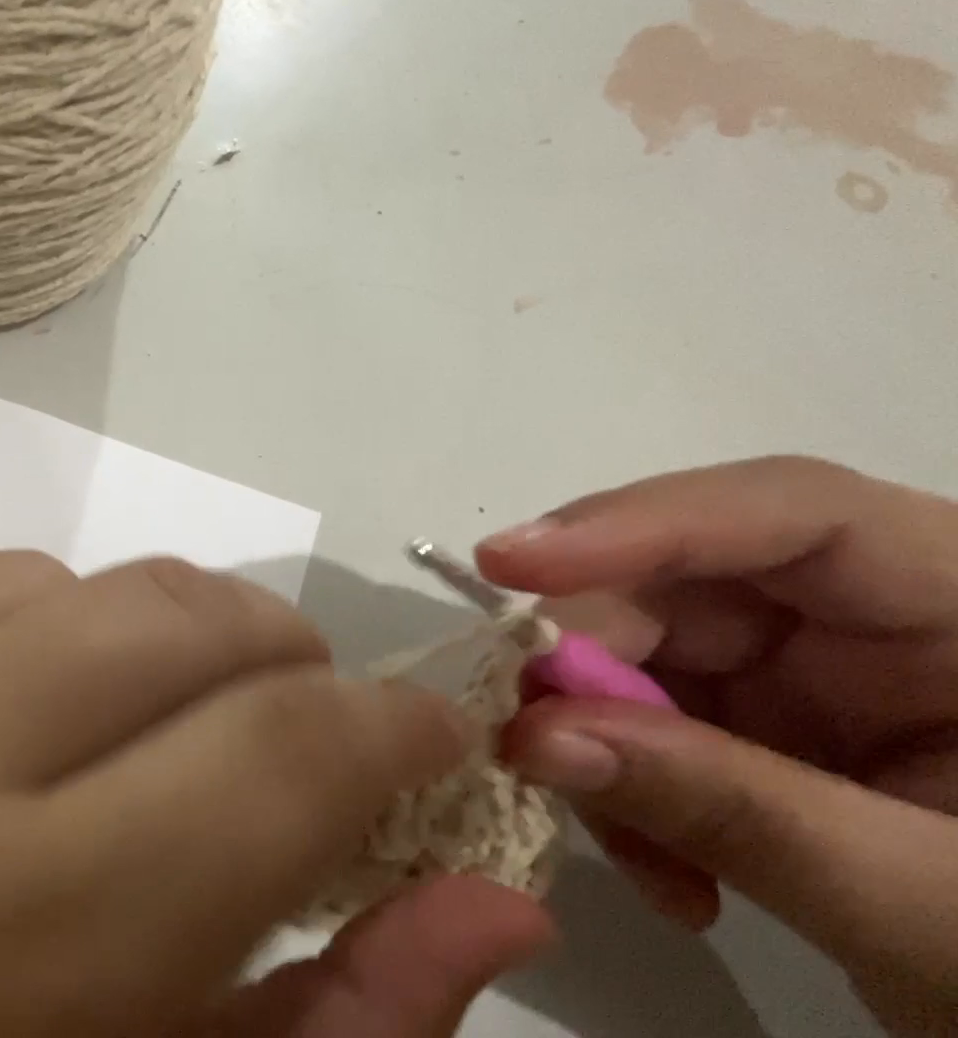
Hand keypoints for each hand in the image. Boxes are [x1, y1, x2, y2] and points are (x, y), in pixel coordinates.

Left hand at [0, 554, 552, 1037]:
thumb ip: (345, 1018)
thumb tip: (497, 892)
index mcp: (26, 932)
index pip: (274, 753)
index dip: (388, 729)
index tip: (426, 732)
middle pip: (163, 617)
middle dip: (270, 642)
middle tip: (292, 696)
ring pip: (48, 577)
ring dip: (128, 627)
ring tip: (131, 705)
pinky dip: (3, 625)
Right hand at [481, 457, 957, 1035]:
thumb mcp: (923, 904)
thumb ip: (738, 811)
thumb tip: (534, 737)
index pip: (791, 516)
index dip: (639, 525)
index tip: (505, 565)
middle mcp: (864, 616)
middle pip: (677, 590)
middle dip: (587, 667)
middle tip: (527, 748)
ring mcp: (797, 669)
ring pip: (631, 658)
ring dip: (594, 747)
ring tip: (639, 861)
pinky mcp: (746, 721)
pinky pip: (633, 723)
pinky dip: (619, 792)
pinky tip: (664, 875)